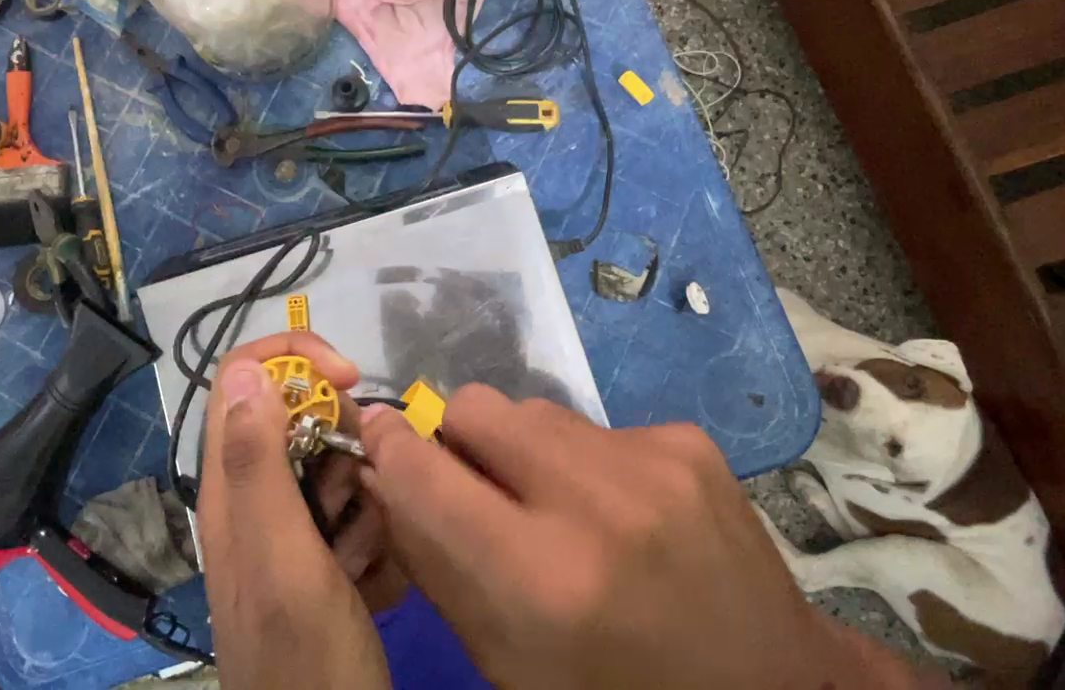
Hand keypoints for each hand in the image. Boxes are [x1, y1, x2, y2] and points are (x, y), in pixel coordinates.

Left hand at [197, 332, 389, 689]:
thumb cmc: (308, 661)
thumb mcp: (284, 561)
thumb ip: (257, 466)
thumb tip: (246, 369)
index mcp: (233, 487)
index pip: (243, 378)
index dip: (294, 360)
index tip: (350, 378)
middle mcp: (254, 498)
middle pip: (299, 417)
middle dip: (345, 438)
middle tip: (368, 486)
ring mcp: (289, 530)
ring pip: (336, 465)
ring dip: (368, 495)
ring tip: (371, 551)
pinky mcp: (321, 559)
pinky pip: (356, 512)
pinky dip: (377, 533)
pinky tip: (379, 577)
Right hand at [359, 385, 937, 689]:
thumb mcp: (504, 659)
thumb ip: (433, 558)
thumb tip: (380, 470)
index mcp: (540, 580)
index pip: (421, 469)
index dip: (386, 443)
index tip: (376, 433)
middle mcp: (595, 503)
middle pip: (474, 406)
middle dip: (460, 441)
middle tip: (481, 488)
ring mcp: (652, 462)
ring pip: (532, 409)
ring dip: (524, 449)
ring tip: (557, 506)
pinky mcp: (688, 441)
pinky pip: (593, 424)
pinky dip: (585, 460)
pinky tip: (619, 509)